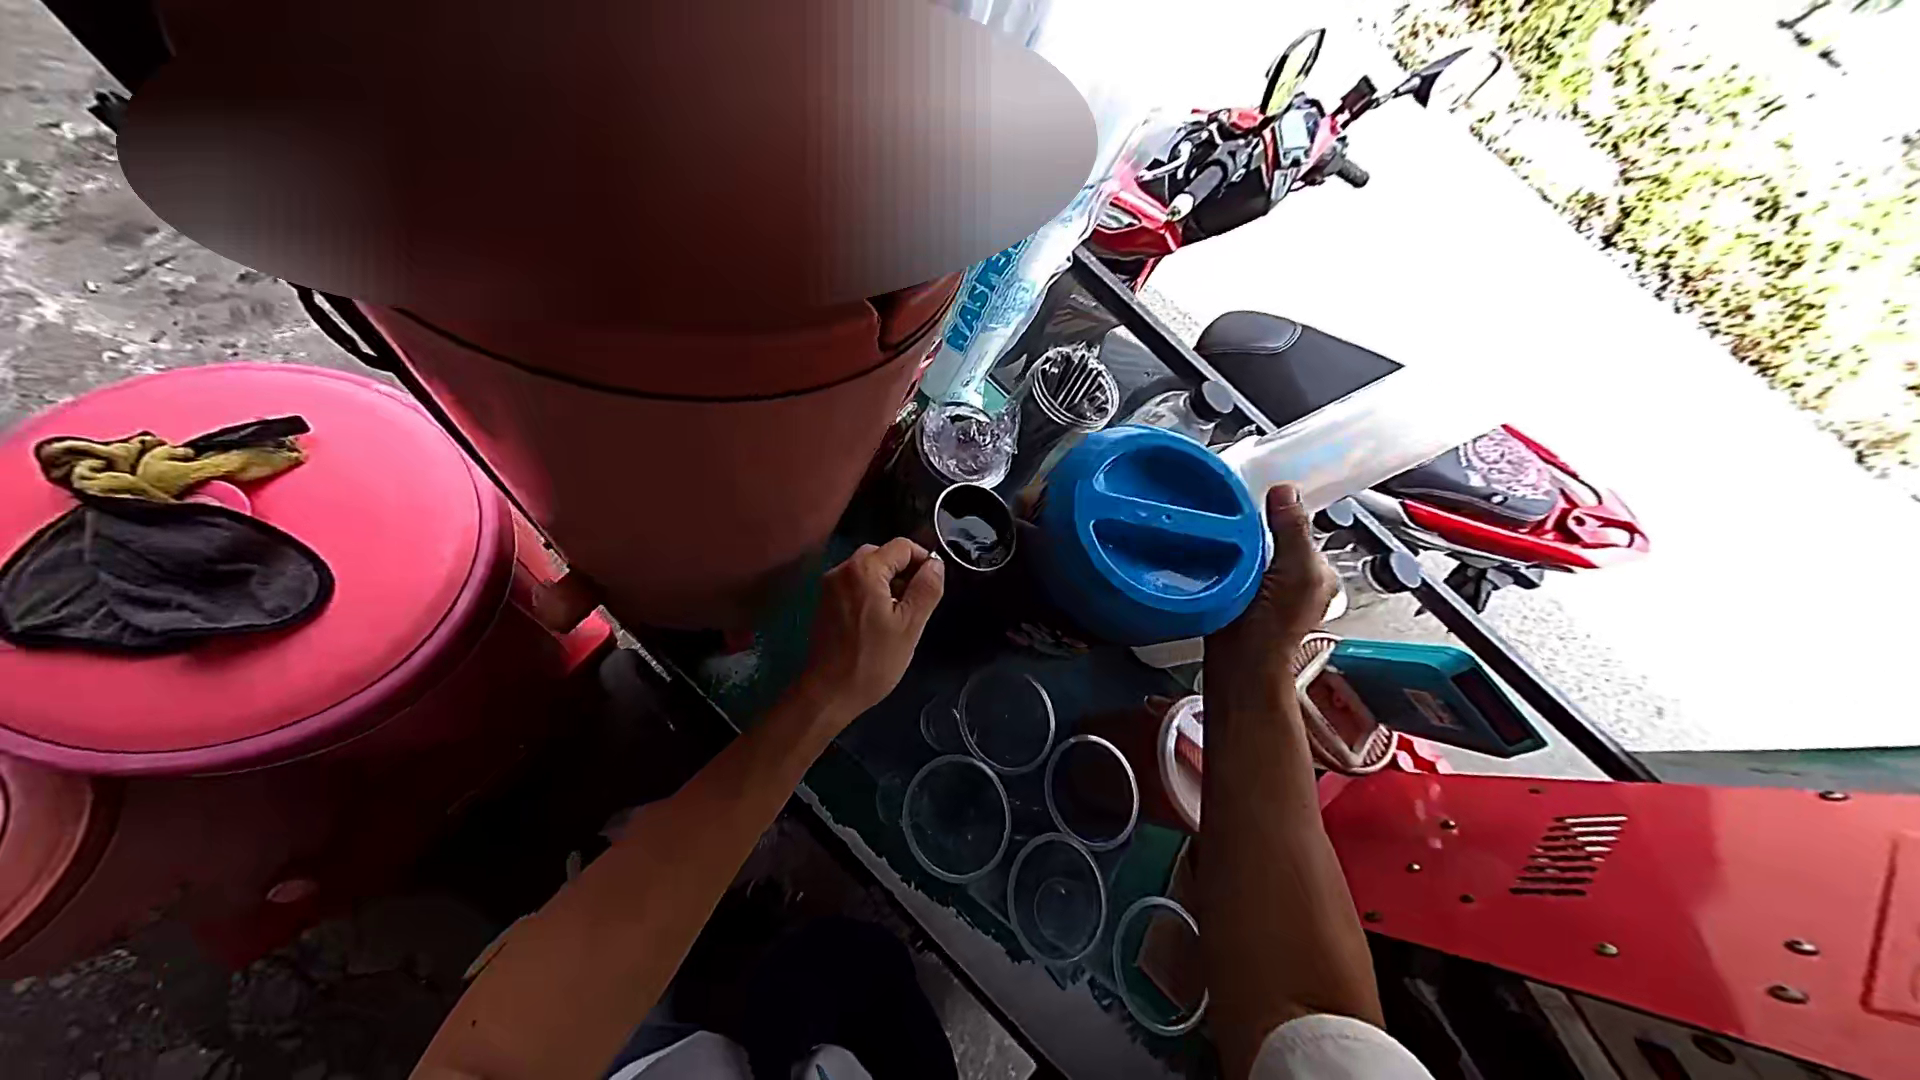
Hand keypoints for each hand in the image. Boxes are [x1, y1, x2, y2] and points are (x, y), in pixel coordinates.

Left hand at [794, 537, 945, 728]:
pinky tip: (878, 622)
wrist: (829, 692)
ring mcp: (830, 586)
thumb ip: (926, 588)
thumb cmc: (873, 660)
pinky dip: (871, 593)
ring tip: (899, 616)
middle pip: (883, 554)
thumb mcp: (911, 625)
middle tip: (917, 603)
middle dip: (905, 572)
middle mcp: (842, 570)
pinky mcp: (825, 602)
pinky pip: (855, 584)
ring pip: (868, 570)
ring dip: (888, 583)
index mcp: (864, 570)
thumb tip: (936, 563)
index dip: (923, 560)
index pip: (902, 546)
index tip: (932, 586)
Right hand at [1206, 484, 1336, 668]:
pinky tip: (1210, 553)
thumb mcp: (1295, 570)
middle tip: (1230, 517)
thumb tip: (1285, 489)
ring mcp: (1265, 590)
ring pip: (1249, 550)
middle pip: (1271, 537)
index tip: (1254, 500)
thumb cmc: (1273, 623)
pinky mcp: (1238, 596)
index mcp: (1318, 572)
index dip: (1278, 512)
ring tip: (1218, 532)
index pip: (1299, 528)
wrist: (1238, 663)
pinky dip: (1221, 557)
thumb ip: (1293, 529)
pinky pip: (1230, 565)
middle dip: (1252, 527)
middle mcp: (1295, 580)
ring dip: (1234, 542)